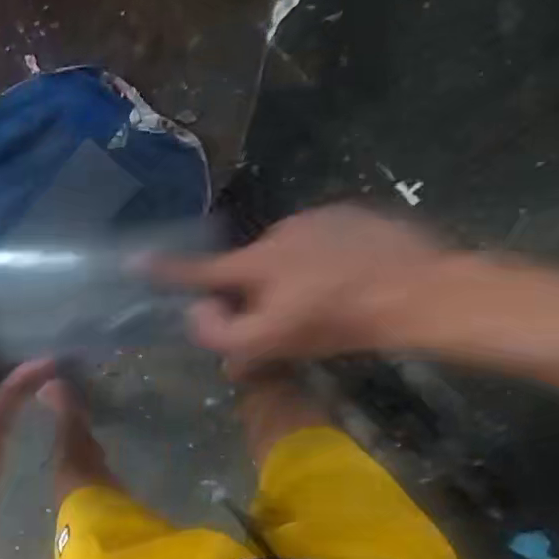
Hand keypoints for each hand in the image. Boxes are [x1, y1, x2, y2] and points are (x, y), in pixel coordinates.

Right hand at [148, 205, 452, 374]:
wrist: (422, 291)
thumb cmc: (339, 321)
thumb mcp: (274, 343)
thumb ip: (225, 338)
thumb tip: (200, 317)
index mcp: (254, 263)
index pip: (199, 270)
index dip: (164, 270)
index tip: (135, 261)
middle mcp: (277, 232)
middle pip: (249, 267)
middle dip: (256, 290)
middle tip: (287, 317)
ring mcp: (318, 217)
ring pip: (288, 253)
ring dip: (293, 274)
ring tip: (328, 298)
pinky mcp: (352, 215)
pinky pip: (322, 239)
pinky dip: (324, 258)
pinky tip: (350, 278)